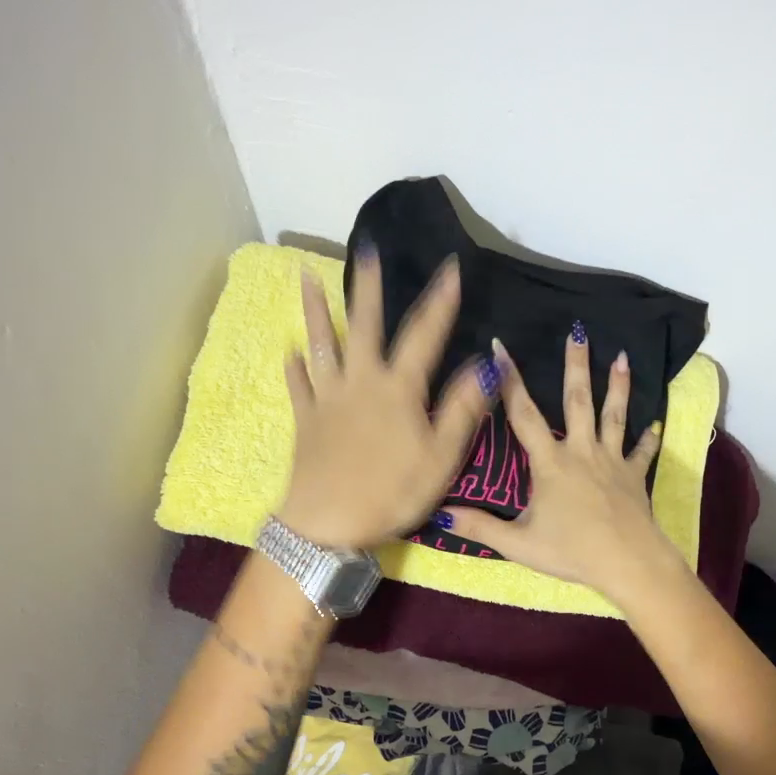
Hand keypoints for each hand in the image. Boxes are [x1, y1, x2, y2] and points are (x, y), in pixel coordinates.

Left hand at [275, 249, 497, 549]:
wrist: (327, 523)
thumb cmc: (392, 493)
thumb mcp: (441, 457)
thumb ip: (462, 409)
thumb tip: (485, 365)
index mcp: (399, 390)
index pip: (424, 336)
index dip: (440, 301)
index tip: (450, 268)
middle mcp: (361, 383)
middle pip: (366, 326)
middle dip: (369, 287)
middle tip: (366, 249)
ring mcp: (328, 399)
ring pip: (322, 346)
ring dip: (317, 311)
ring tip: (308, 278)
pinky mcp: (306, 421)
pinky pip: (299, 386)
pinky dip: (295, 367)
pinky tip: (290, 352)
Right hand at [443, 328, 687, 603]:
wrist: (628, 561)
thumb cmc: (572, 551)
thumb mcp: (520, 544)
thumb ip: (481, 527)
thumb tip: (439, 515)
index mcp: (551, 463)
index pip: (524, 415)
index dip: (509, 381)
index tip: (501, 347)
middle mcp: (582, 452)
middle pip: (578, 401)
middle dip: (576, 365)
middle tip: (578, 332)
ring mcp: (612, 461)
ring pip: (614, 416)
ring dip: (618, 386)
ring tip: (622, 357)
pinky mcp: (634, 476)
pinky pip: (642, 452)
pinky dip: (649, 438)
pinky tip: (656, 424)